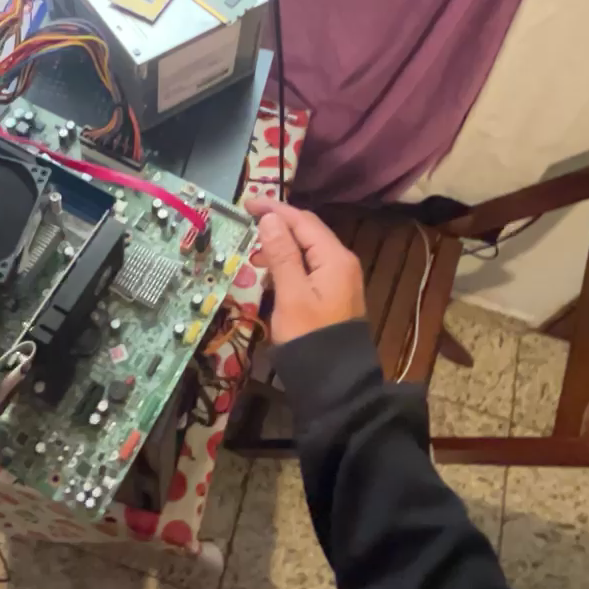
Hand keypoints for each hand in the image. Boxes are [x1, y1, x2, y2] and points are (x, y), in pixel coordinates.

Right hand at [245, 196, 364, 344]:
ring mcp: (339, 279)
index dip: (275, 209)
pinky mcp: (333, 294)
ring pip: (308, 249)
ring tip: (254, 251)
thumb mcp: (291, 295)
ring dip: (282, 244)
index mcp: (334, 258)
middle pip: (308, 231)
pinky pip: (309, 266)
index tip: (247, 204)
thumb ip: (281, 255)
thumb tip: (270, 218)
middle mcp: (341, 262)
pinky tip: (271, 272)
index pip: (302, 221)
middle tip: (248, 222)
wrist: (335, 384)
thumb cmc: (310, 337)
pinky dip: (289, 262)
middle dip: (278, 223)